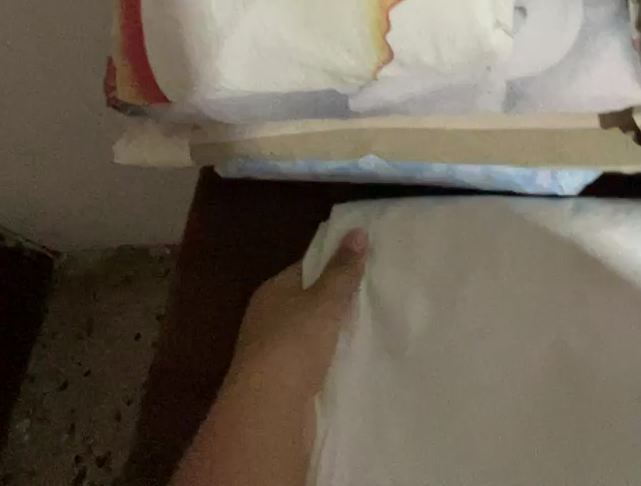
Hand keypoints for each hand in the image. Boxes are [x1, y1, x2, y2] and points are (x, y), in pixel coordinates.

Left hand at [229, 228, 368, 400]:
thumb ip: (342, 270)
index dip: (332, 265)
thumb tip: (358, 231)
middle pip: (307, 302)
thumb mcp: (325, 300)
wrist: (268, 410)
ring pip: (310, 335)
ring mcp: (272, 354)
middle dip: (335, 301)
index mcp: (272, 291)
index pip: (305, 269)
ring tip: (369, 327)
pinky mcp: (281, 385)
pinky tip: (352, 360)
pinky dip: (329, 361)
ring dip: (332, 334)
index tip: (362, 264)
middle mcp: (267, 319)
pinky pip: (311, 363)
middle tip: (373, 295)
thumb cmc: (294, 342)